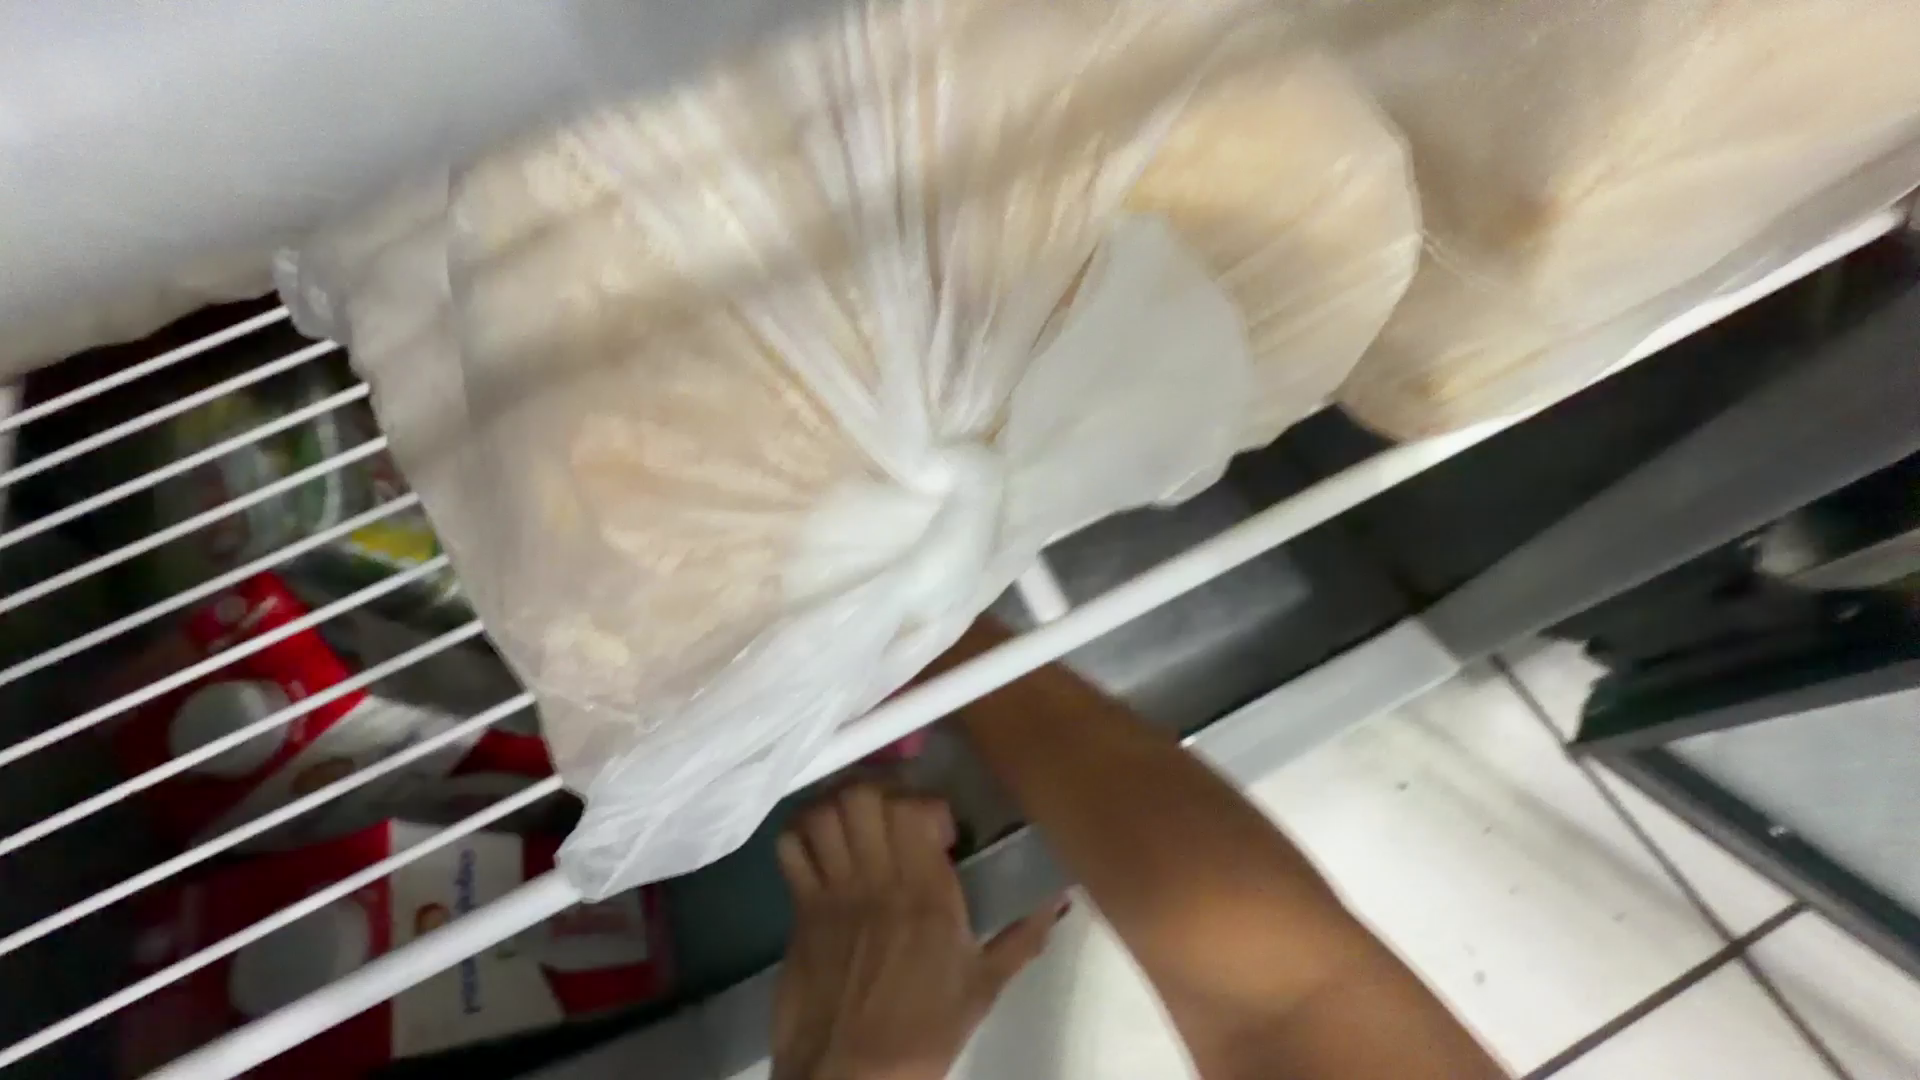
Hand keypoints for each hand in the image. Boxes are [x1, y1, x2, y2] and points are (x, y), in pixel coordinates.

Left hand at [771, 784, 1063, 1079]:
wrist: (851, 1078)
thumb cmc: (923, 1031)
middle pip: (864, 797)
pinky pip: (791, 845)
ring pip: (826, 812)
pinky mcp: (800, 908)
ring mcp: (833, 890)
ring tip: (859, 818)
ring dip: (841, 803)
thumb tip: (1057, 899)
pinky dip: (803, 830)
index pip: (915, 809)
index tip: (940, 829)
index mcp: (926, 892)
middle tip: (896, 811)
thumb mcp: (983, 986)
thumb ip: (1022, 936)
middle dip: (882, 790)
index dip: (927, 804)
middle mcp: (877, 878)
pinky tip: (823, 840)